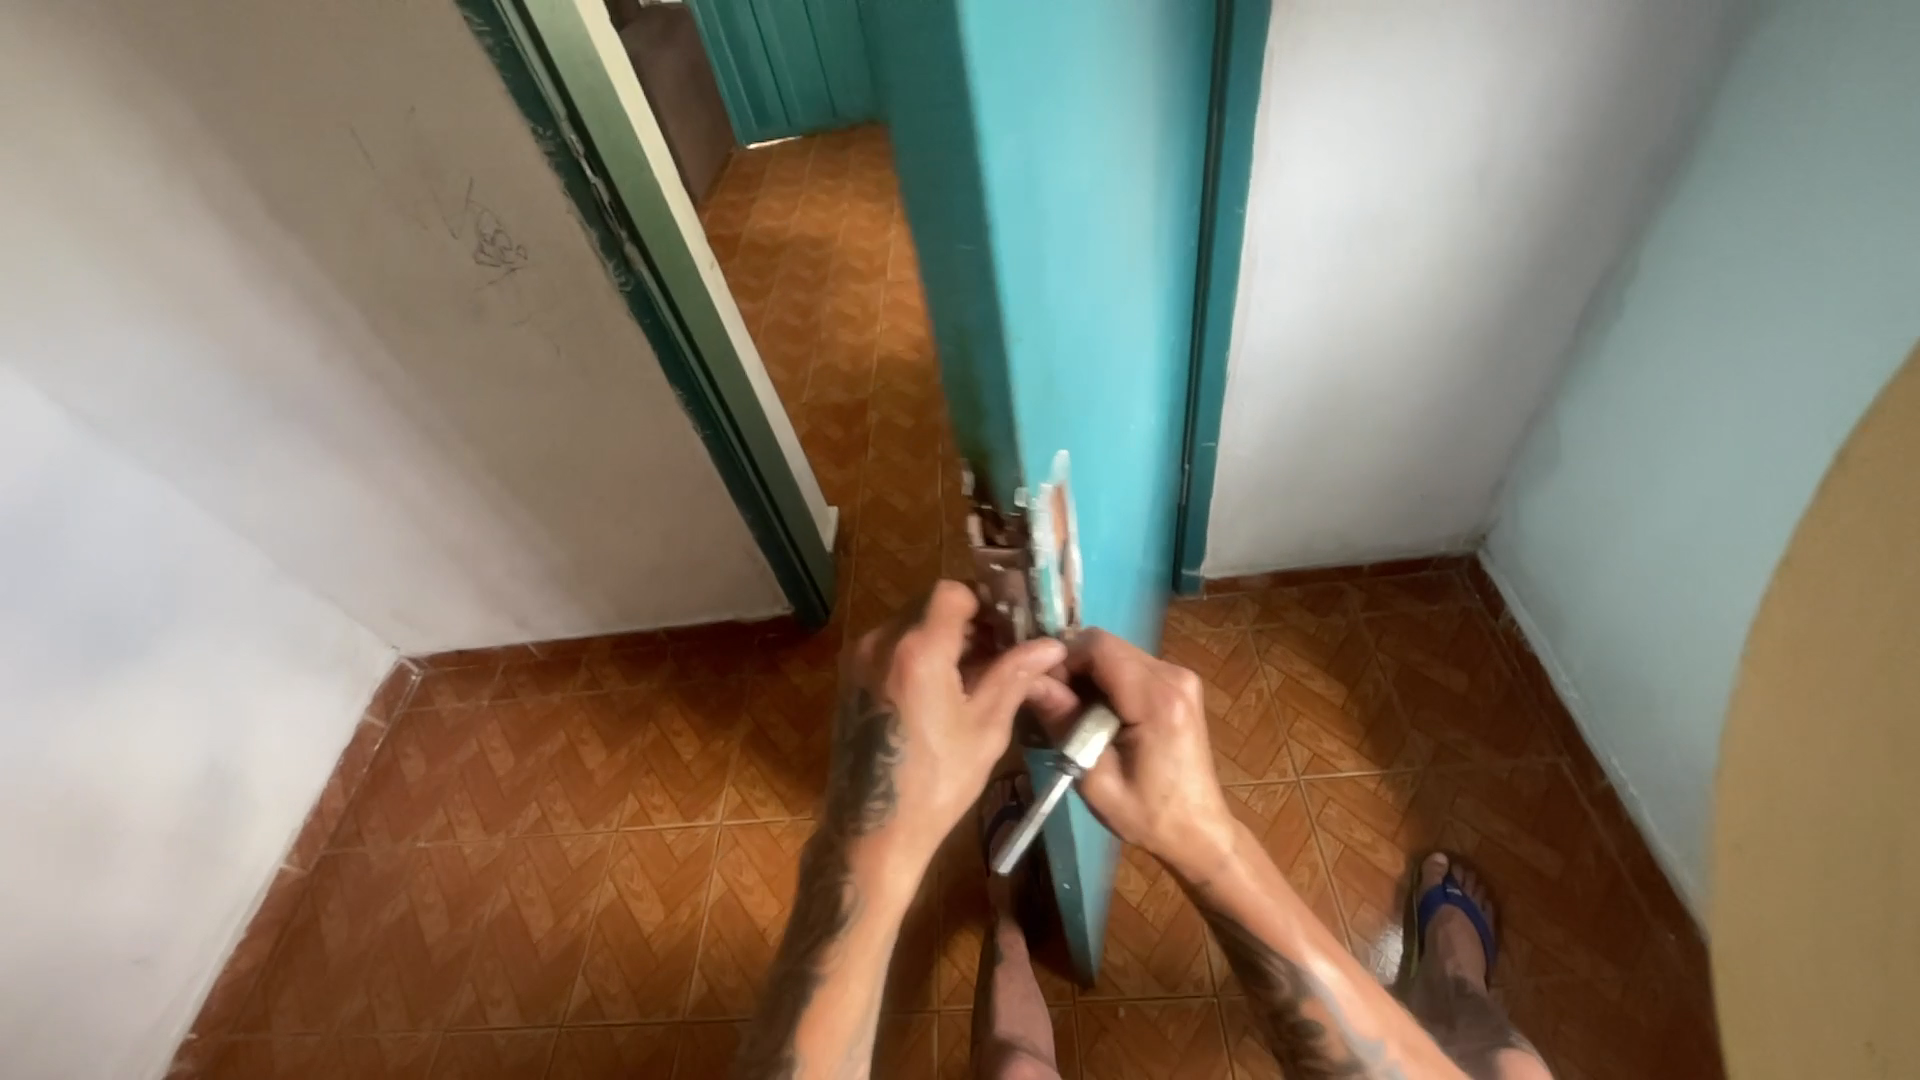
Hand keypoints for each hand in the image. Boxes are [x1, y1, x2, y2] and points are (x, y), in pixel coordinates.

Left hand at [835, 581, 1066, 867]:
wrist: (872, 831)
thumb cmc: (937, 783)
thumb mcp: (985, 728)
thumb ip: (1014, 675)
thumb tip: (1051, 646)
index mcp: (917, 650)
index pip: (952, 592)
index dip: (984, 601)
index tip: (1009, 625)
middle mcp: (880, 642)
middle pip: (930, 605)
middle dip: (968, 620)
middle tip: (1001, 649)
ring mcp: (859, 659)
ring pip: (910, 624)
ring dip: (944, 636)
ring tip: (977, 671)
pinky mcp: (850, 677)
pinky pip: (891, 645)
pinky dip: (920, 652)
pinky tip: (945, 686)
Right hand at [1028, 629, 1238, 880]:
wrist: (1199, 832)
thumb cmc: (1148, 815)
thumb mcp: (1096, 780)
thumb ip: (1064, 724)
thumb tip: (1029, 682)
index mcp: (1157, 700)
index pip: (1097, 646)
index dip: (1062, 659)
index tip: (1043, 690)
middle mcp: (1174, 676)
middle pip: (1106, 644)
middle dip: (1072, 666)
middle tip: (1052, 704)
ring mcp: (1180, 676)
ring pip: (1115, 651)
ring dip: (1087, 673)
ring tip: (1073, 713)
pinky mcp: (1178, 682)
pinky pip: (1129, 664)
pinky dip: (1105, 679)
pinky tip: (1097, 713)